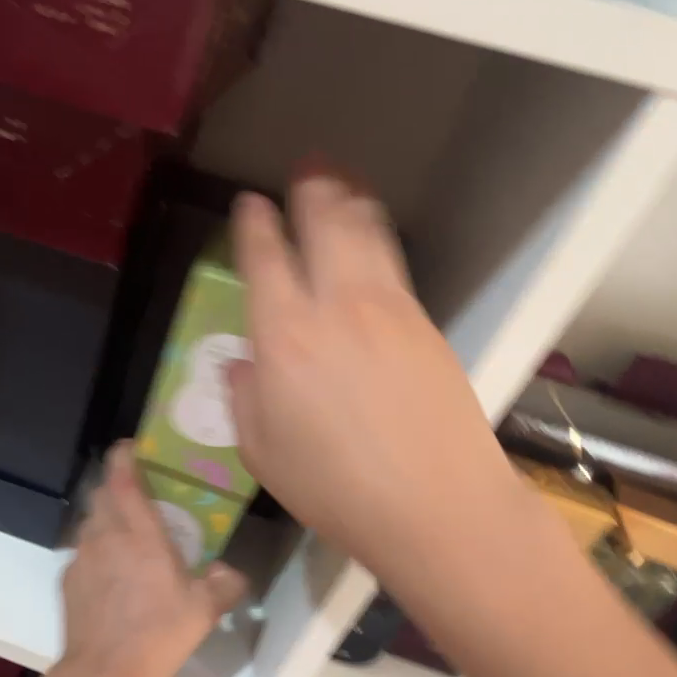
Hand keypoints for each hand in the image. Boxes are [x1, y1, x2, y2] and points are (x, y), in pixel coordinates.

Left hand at [59, 444, 245, 676]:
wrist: (104, 672)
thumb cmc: (158, 635)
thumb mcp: (204, 611)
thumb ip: (223, 584)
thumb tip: (228, 572)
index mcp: (139, 533)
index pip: (123, 478)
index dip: (124, 456)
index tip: (131, 447)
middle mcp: (104, 536)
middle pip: (101, 494)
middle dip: (116, 486)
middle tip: (139, 496)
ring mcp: (81, 557)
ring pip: (90, 523)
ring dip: (105, 520)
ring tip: (126, 537)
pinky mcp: (68, 580)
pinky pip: (82, 553)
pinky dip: (96, 552)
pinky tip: (111, 576)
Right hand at [226, 173, 530, 589]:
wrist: (435, 504)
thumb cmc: (334, 489)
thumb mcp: (262, 453)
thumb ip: (244, 398)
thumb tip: (240, 362)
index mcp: (284, 338)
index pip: (264, 260)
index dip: (253, 226)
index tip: (248, 205)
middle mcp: (336, 307)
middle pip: (325, 224)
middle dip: (310, 191)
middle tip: (303, 172)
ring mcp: (389, 310)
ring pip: (367, 233)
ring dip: (349, 201)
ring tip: (338, 185)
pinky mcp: (425, 324)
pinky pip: (394, 263)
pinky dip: (377, 237)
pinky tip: (371, 242)